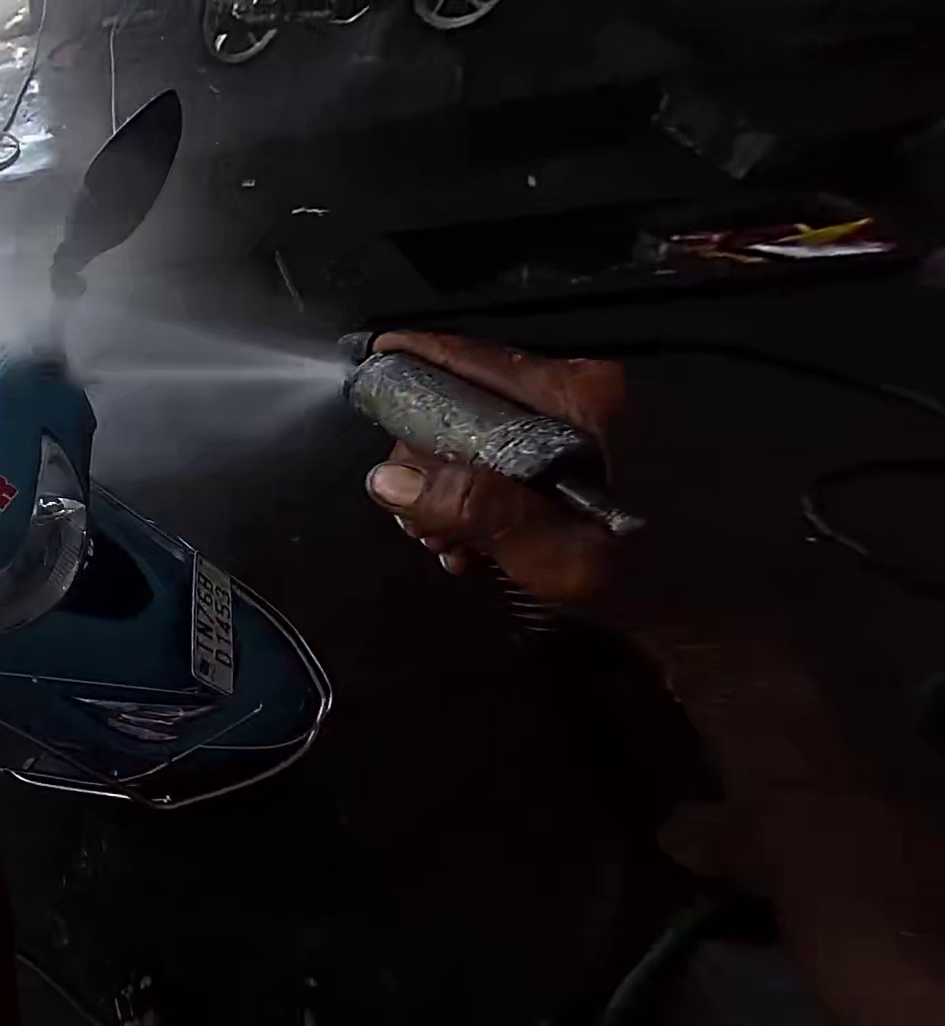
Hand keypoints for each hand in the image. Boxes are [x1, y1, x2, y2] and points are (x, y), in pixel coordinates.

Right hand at [362, 331, 631, 610]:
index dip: (405, 363)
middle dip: (418, 464)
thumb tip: (386, 480)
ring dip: (438, 491)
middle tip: (416, 519)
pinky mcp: (572, 447)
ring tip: (445, 541)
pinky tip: (467, 539)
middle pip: (454, 407)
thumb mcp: (553, 550)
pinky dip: (464, 498)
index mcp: (574, 399)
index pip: (467, 358)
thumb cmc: (646, 575)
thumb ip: (472, 508)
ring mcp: (573, 420)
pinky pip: (488, 457)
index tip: (361, 373)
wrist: (720, 610)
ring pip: (464, 437)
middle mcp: (573, 395)